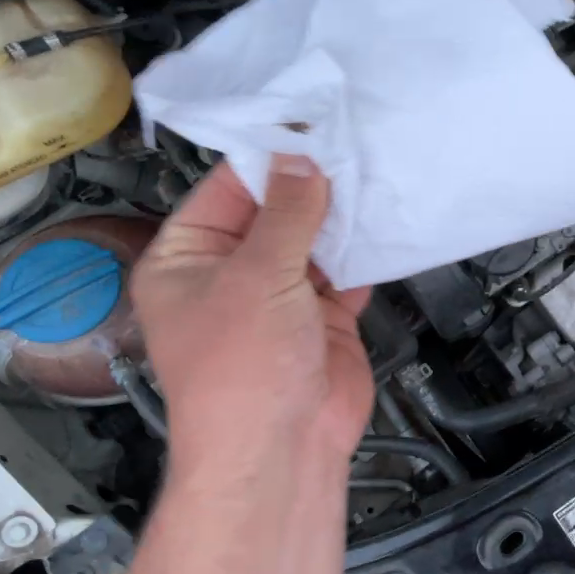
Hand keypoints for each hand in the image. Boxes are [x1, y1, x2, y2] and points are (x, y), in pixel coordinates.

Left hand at [131, 155, 373, 472]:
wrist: (283, 446)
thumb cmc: (241, 372)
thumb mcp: (258, 277)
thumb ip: (287, 215)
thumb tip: (300, 160)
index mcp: (188, 259)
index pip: (228, 191)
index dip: (269, 159)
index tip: (310, 128)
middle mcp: (233, 273)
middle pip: (277, 214)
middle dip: (314, 187)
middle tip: (353, 146)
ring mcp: (282, 296)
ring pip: (316, 241)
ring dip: (342, 219)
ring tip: (375, 177)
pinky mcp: (324, 316)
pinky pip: (347, 271)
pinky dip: (366, 253)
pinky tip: (386, 226)